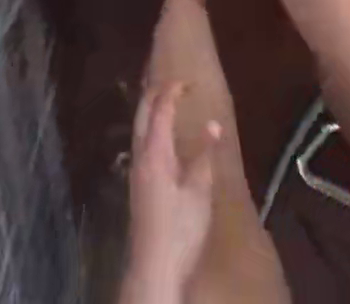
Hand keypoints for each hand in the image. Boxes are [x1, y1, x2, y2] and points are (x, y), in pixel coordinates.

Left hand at [120, 82, 219, 302]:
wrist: (153, 266)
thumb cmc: (180, 228)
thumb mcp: (200, 192)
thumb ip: (205, 155)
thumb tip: (213, 124)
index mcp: (155, 151)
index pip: (161, 109)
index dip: (173, 91)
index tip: (189, 82)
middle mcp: (140, 153)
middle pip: (143, 111)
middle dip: (156, 92)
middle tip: (175, 82)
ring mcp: (135, 168)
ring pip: (138, 125)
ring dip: (150, 106)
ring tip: (164, 97)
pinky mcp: (137, 181)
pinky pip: (140, 138)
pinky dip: (148, 123)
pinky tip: (158, 132)